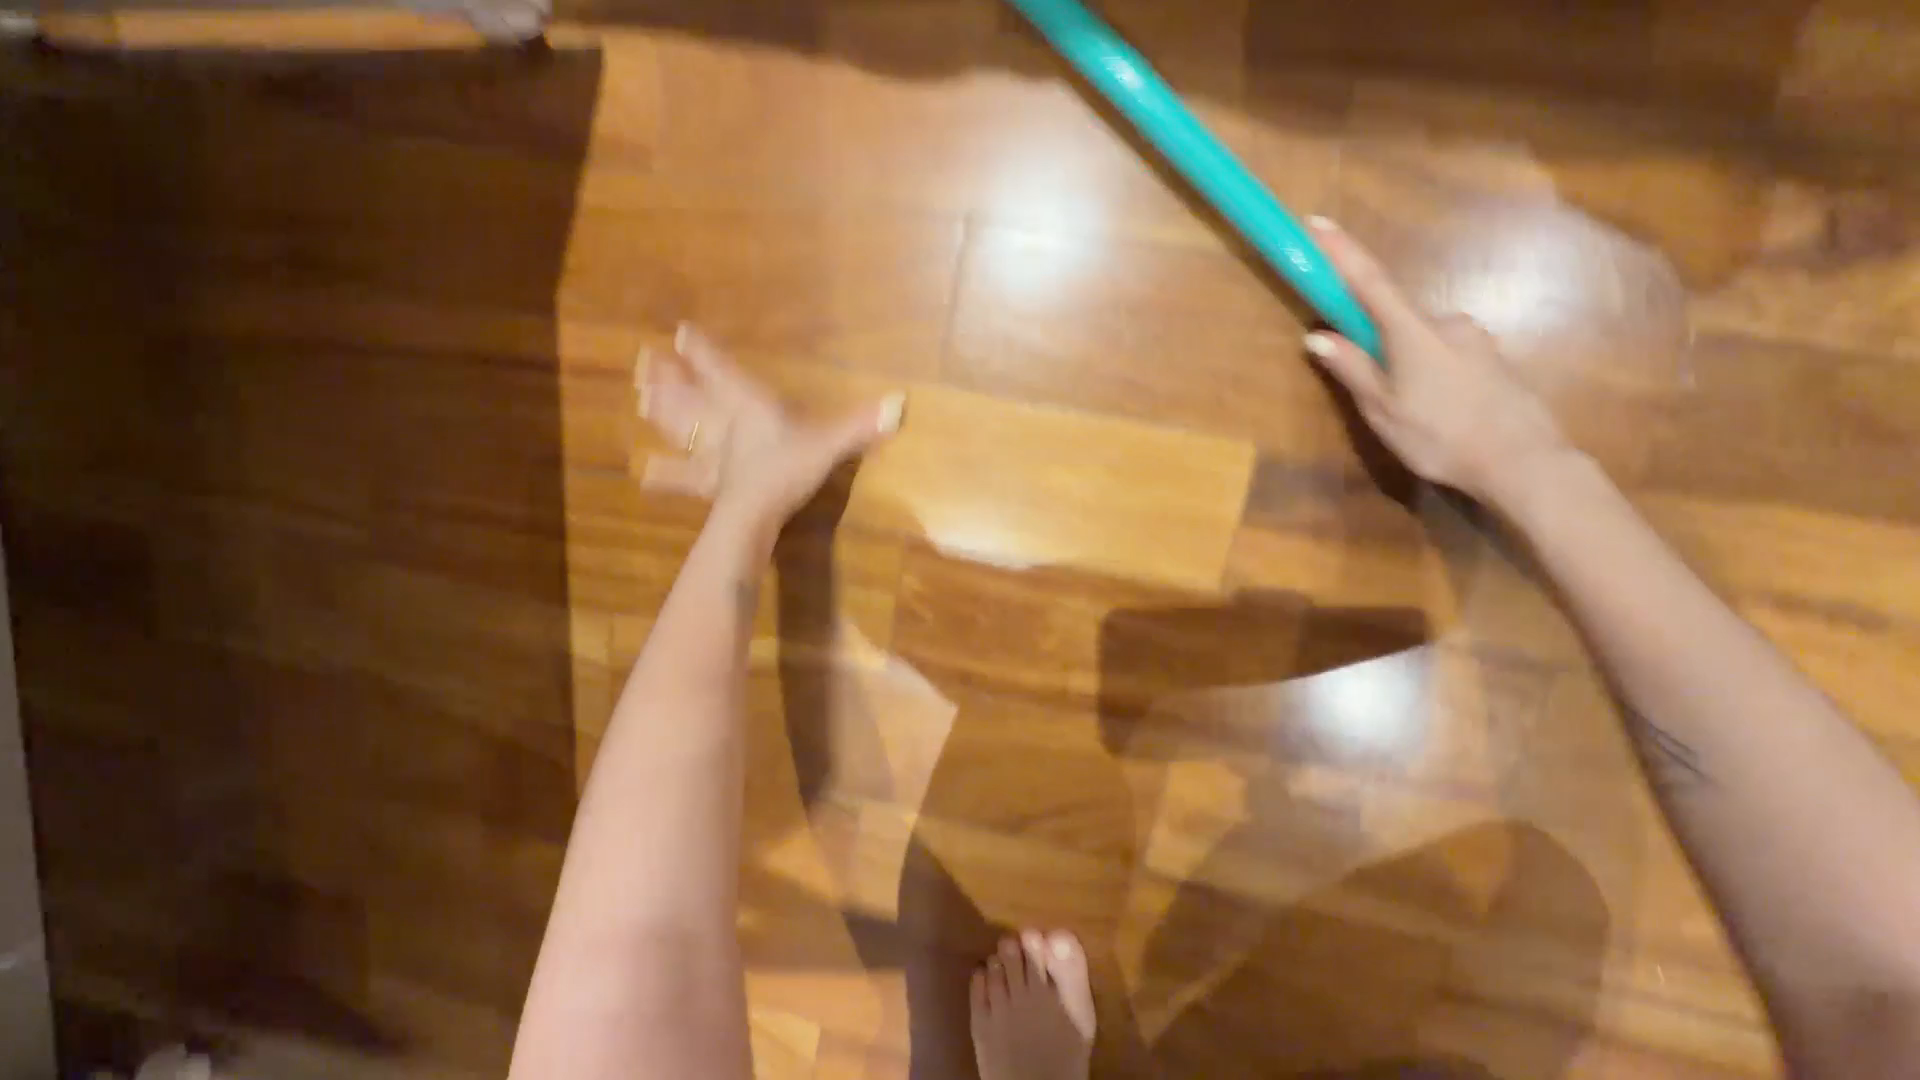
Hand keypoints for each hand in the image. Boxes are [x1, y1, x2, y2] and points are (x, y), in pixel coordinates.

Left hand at [636, 323, 903, 538]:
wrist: (753, 515)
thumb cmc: (786, 470)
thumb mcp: (828, 444)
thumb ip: (860, 425)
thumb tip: (901, 403)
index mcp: (747, 405)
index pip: (720, 371)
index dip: (702, 352)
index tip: (680, 332)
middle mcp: (722, 425)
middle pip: (690, 397)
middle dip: (669, 379)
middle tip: (643, 361)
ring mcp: (711, 456)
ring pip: (679, 429)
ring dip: (660, 414)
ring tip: (638, 400)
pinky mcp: (710, 485)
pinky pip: (683, 476)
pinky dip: (664, 474)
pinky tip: (644, 474)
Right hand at [1300, 216, 1570, 504]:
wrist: (1522, 461)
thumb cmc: (1441, 436)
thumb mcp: (1383, 410)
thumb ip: (1353, 370)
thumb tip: (1319, 336)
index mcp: (1412, 332)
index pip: (1368, 281)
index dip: (1340, 251)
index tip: (1317, 222)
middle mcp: (1444, 323)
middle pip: (1393, 319)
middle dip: (1373, 343)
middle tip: (1372, 390)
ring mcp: (1472, 338)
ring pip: (1418, 341)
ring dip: (1402, 365)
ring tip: (1410, 414)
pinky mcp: (1488, 358)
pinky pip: (1441, 355)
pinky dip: (1427, 374)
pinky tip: (1435, 412)